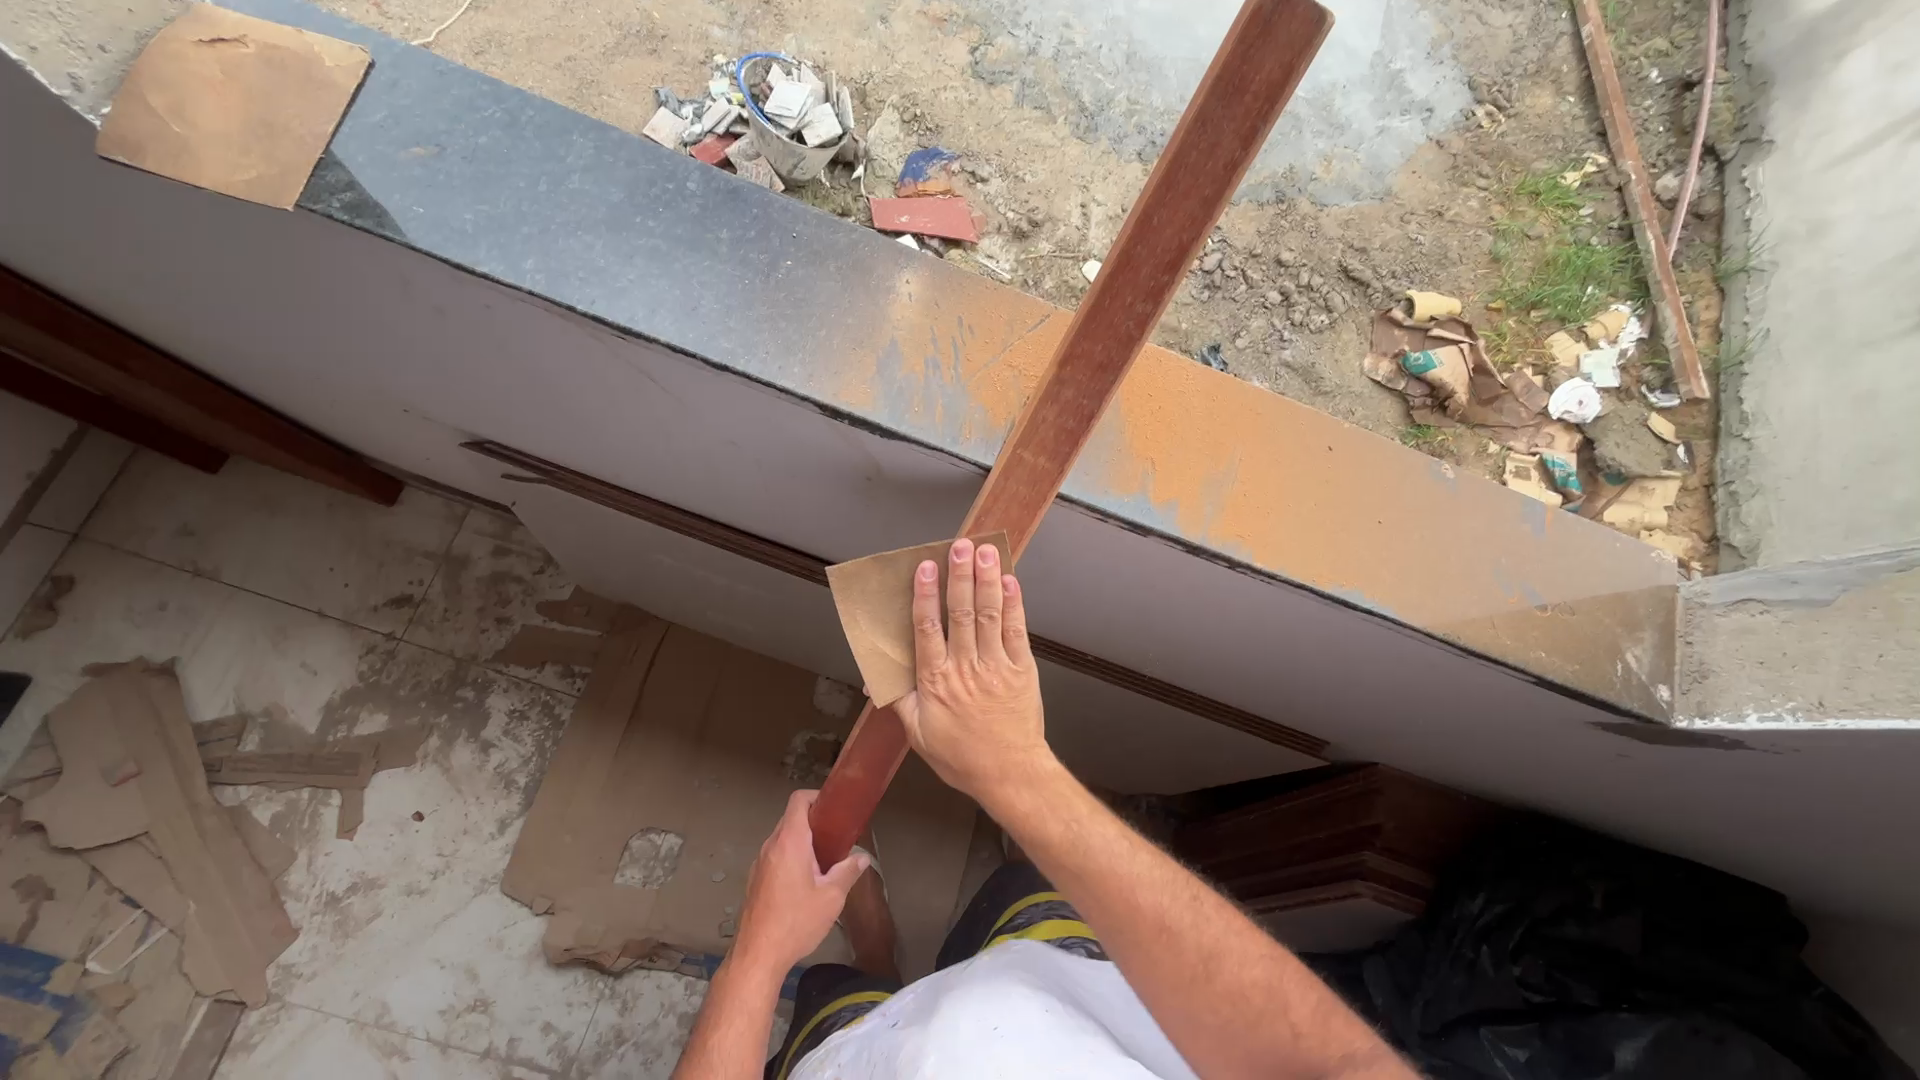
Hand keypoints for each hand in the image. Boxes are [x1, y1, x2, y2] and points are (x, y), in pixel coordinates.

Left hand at [734, 790, 870, 972]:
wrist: (757, 956)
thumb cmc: (796, 922)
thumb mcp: (832, 897)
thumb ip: (848, 872)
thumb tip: (862, 858)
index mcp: (789, 842)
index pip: (798, 801)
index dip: (817, 797)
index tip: (835, 809)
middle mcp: (770, 846)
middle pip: (791, 819)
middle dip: (815, 824)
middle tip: (837, 838)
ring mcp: (759, 864)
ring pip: (783, 840)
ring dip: (803, 844)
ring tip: (825, 863)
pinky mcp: (754, 881)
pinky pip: (775, 857)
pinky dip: (791, 859)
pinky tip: (805, 884)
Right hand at [894, 539, 1052, 805]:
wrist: (1010, 773)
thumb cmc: (962, 756)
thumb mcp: (919, 734)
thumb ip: (899, 702)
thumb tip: (874, 682)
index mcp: (936, 681)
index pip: (927, 629)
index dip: (925, 595)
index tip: (925, 568)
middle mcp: (965, 667)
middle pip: (960, 613)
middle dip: (959, 576)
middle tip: (959, 546)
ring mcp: (996, 666)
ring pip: (989, 615)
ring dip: (986, 581)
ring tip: (984, 552)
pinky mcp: (1022, 669)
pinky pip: (1017, 631)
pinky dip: (1014, 604)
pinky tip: (1010, 581)